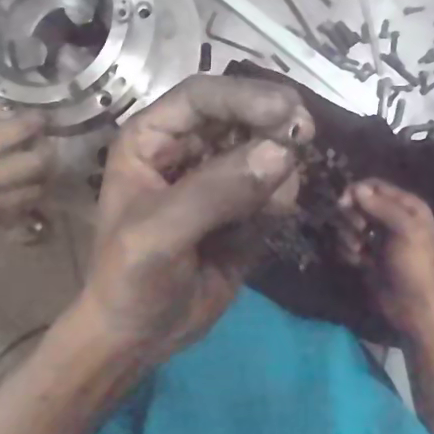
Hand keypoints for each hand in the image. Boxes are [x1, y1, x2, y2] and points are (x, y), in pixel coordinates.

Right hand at [0, 102, 52, 235]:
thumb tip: (10, 112)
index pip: (21, 130)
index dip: (37, 120)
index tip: (39, 117)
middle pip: (40, 160)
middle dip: (46, 146)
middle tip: (40, 140)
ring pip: (38, 186)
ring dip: (42, 172)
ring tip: (33, 161)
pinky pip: (24, 207)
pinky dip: (29, 193)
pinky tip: (21, 183)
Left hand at [68, 76, 313, 362]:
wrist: (138, 337)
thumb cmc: (129, 278)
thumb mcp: (160, 234)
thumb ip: (216, 191)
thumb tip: (282, 153)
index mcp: (151, 139)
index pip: (202, 96)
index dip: (245, 96)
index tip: (289, 112)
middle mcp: (187, 148)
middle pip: (241, 115)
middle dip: (273, 126)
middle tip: (304, 142)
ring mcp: (218, 178)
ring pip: (265, 149)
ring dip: (281, 169)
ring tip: (273, 207)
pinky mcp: (243, 209)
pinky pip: (275, 188)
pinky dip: (282, 200)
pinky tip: (271, 222)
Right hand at [337, 179, 433, 337]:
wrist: (411, 306)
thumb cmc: (413, 266)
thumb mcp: (404, 231)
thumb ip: (381, 207)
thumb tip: (356, 189)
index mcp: (408, 207)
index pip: (375, 186)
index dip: (357, 192)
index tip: (344, 203)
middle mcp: (393, 217)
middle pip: (358, 202)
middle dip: (352, 216)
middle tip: (358, 231)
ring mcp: (378, 236)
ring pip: (349, 222)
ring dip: (348, 235)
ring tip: (359, 250)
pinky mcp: (366, 254)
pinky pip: (347, 242)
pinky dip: (348, 250)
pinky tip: (358, 262)